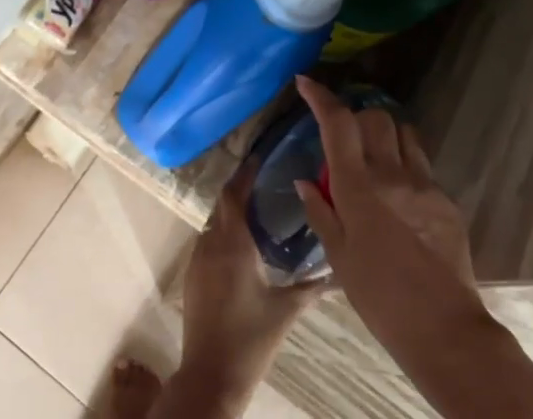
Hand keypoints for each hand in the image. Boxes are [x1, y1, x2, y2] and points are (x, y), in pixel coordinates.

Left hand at [178, 156, 326, 401]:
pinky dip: (223, 232)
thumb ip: (312, 286)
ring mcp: (197, 259)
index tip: (260, 158)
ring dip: (230, 211)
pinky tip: (242, 242)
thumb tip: (340, 271)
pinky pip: (207, 241)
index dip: (244, 174)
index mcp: (233, 245)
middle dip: (239, 189)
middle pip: (221, 204)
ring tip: (258, 207)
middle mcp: (210, 244)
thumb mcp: (286, 309)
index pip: (233, 195)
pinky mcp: (192, 275)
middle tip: (264, 179)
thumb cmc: (251, 338)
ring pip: (213, 223)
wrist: (211, 372)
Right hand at [292, 76, 488, 353]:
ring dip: (385, 134)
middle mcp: (392, 175)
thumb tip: (305, 182)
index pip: (338, 123)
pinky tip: (399, 195)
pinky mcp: (446, 200)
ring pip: (404, 133)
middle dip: (355, 116)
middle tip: (343, 137)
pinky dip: (405, 165)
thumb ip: (321, 212)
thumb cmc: (378, 297)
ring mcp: (424, 185)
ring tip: (374, 155)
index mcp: (357, 187)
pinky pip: (422, 166)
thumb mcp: (338, 256)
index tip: (306, 83)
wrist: (442, 327)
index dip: (321, 97)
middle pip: (374, 118)